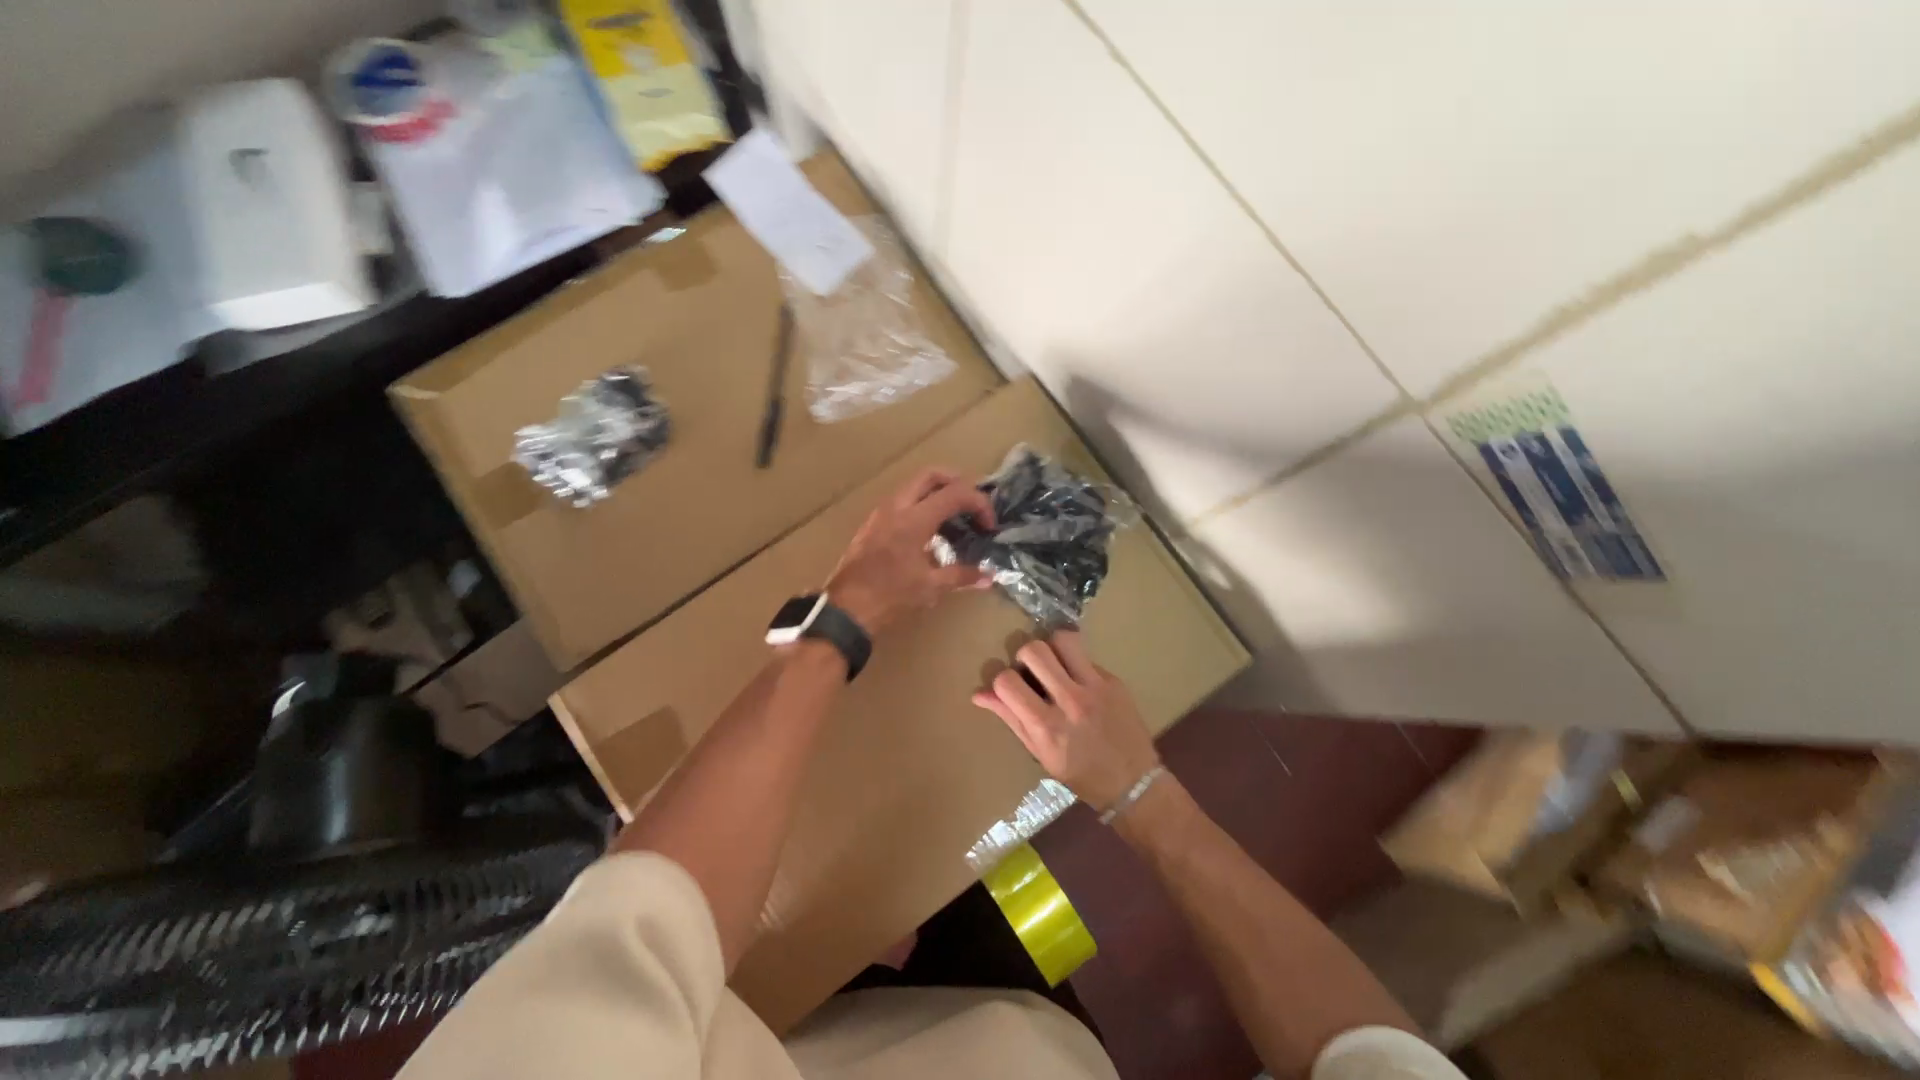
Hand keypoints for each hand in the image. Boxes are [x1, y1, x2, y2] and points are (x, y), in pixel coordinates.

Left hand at [827, 467, 995, 635]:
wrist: (846, 608)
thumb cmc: (889, 596)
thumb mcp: (930, 587)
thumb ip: (961, 576)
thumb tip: (988, 577)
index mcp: (914, 519)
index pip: (956, 493)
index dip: (979, 504)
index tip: (989, 526)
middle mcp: (897, 507)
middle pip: (932, 475)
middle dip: (958, 483)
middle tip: (973, 505)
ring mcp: (881, 512)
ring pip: (914, 485)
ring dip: (938, 492)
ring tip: (955, 519)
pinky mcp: (873, 523)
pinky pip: (902, 500)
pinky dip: (921, 504)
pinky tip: (930, 532)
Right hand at [971, 632, 1160, 811]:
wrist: (1133, 782)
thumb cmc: (1081, 775)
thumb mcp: (1040, 753)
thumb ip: (1011, 718)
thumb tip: (979, 694)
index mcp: (1046, 726)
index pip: (1007, 681)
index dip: (1001, 681)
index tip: (1010, 689)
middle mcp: (1070, 702)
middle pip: (1034, 650)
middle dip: (1025, 656)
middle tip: (1031, 671)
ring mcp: (1096, 688)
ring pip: (1065, 640)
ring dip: (1053, 648)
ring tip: (1055, 665)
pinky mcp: (1114, 681)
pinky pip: (1087, 656)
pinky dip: (1077, 664)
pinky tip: (1080, 682)